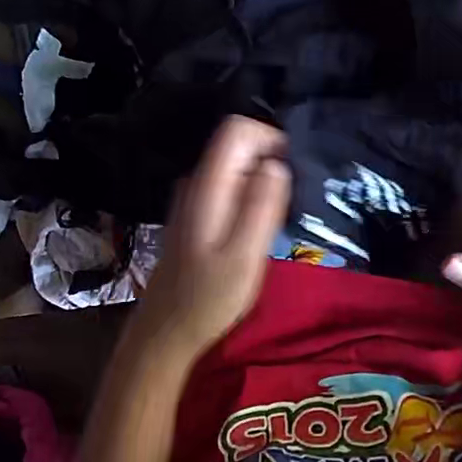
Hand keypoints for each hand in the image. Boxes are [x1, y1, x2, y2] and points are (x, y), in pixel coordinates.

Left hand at [129, 116, 291, 360]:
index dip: (271, 139)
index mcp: (207, 186)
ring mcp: (193, 199)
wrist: (167, 332)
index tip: (293, 172)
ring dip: (263, 184)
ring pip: (237, 168)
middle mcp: (196, 183)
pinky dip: (250, 200)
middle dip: (271, 164)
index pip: (238, 128)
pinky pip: (231, 188)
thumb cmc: (209, 299)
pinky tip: (257, 233)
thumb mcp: (244, 255)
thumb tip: (278, 164)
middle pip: (239, 145)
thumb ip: (261, 206)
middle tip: (288, 205)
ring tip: (276, 221)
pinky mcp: (196, 215)